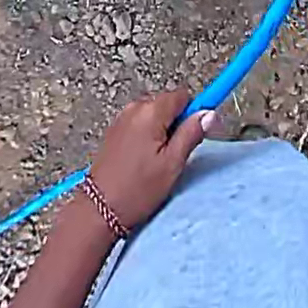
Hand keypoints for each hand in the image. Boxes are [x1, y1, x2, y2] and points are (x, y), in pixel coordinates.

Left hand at [86, 90, 215, 229]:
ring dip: (160, 130)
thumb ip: (192, 133)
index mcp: (151, 112)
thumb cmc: (136, 190)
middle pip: (167, 103)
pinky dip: (145, 135)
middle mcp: (135, 107)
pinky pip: (139, 122)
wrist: (97, 211)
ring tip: (155, 160)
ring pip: (153, 114)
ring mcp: (122, 118)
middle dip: (174, 123)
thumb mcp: (172, 164)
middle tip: (172, 154)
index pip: (182, 95)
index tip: (193, 132)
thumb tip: (209, 114)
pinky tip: (141, 160)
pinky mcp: (114, 129)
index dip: (192, 113)